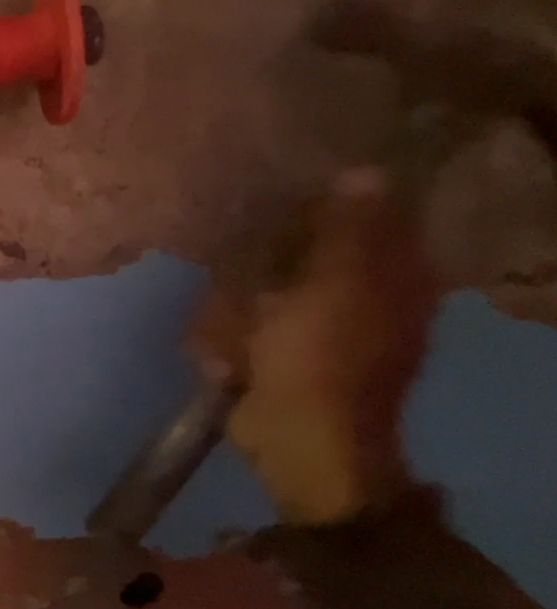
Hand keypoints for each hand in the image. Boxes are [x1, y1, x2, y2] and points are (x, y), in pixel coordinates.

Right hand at [195, 168, 438, 525]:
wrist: (294, 439)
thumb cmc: (319, 360)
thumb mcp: (334, 286)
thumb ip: (345, 231)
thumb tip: (362, 170)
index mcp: (387, 278)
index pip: (359, 219)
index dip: (322, 207)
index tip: (280, 206)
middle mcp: (350, 296)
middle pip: (288, 252)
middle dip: (255, 270)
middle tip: (249, 290)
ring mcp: (303, 326)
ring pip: (247, 287)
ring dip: (229, 312)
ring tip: (234, 341)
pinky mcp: (267, 350)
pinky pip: (230, 322)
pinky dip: (221, 338)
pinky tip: (225, 359)